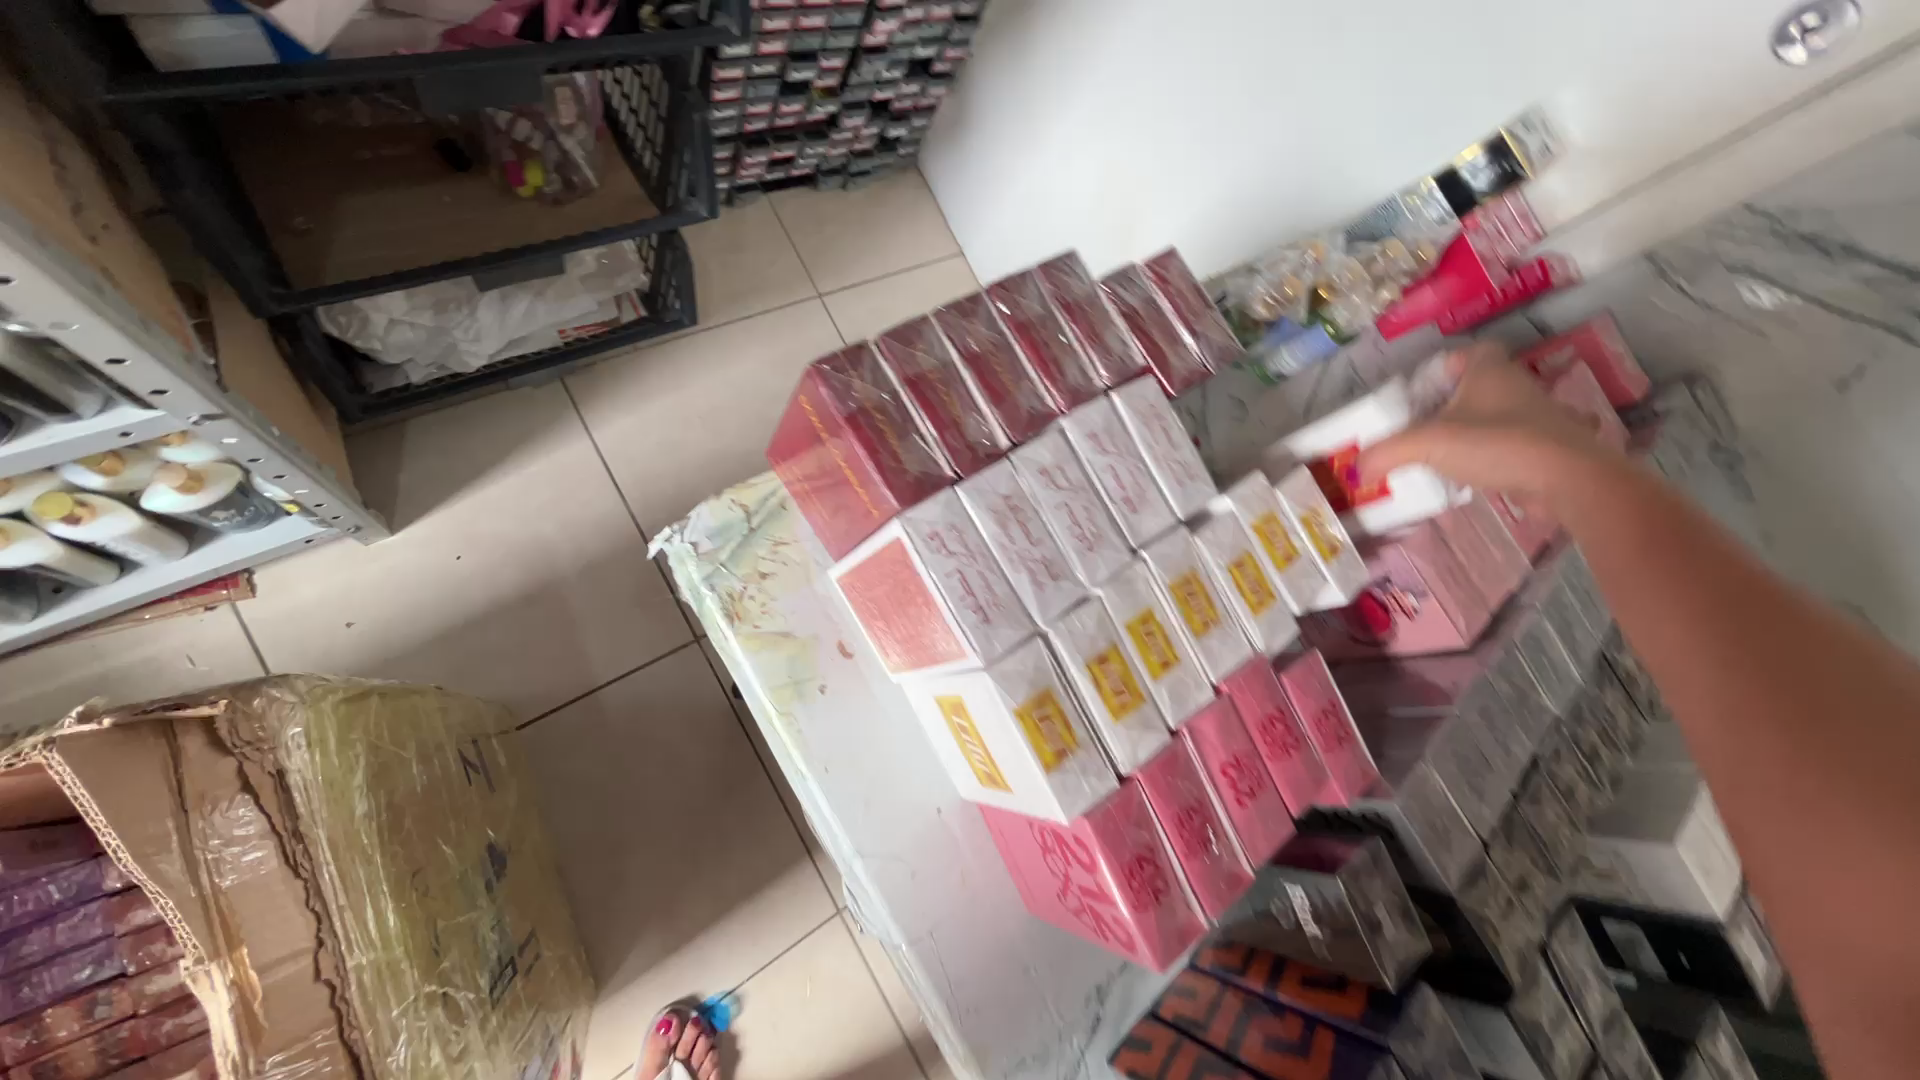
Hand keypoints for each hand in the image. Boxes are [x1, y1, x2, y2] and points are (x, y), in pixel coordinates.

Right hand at [1358, 343, 1626, 498]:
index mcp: (1490, 370)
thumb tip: (1356, 470)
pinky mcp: (1550, 446)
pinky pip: (1513, 443)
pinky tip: (1473, 475)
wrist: (1567, 479)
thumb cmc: (1496, 443)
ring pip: (1498, 414)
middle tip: (1422, 425)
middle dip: (1452, 403)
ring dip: (1474, 429)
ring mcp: (1539, 416)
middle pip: (1480, 385)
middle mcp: (1518, 385)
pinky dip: (1494, 455)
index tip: (1422, 391)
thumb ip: (1386, 453)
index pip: (1469, 352)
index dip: (1445, 365)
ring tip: (1443, 453)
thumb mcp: (1427, 444)